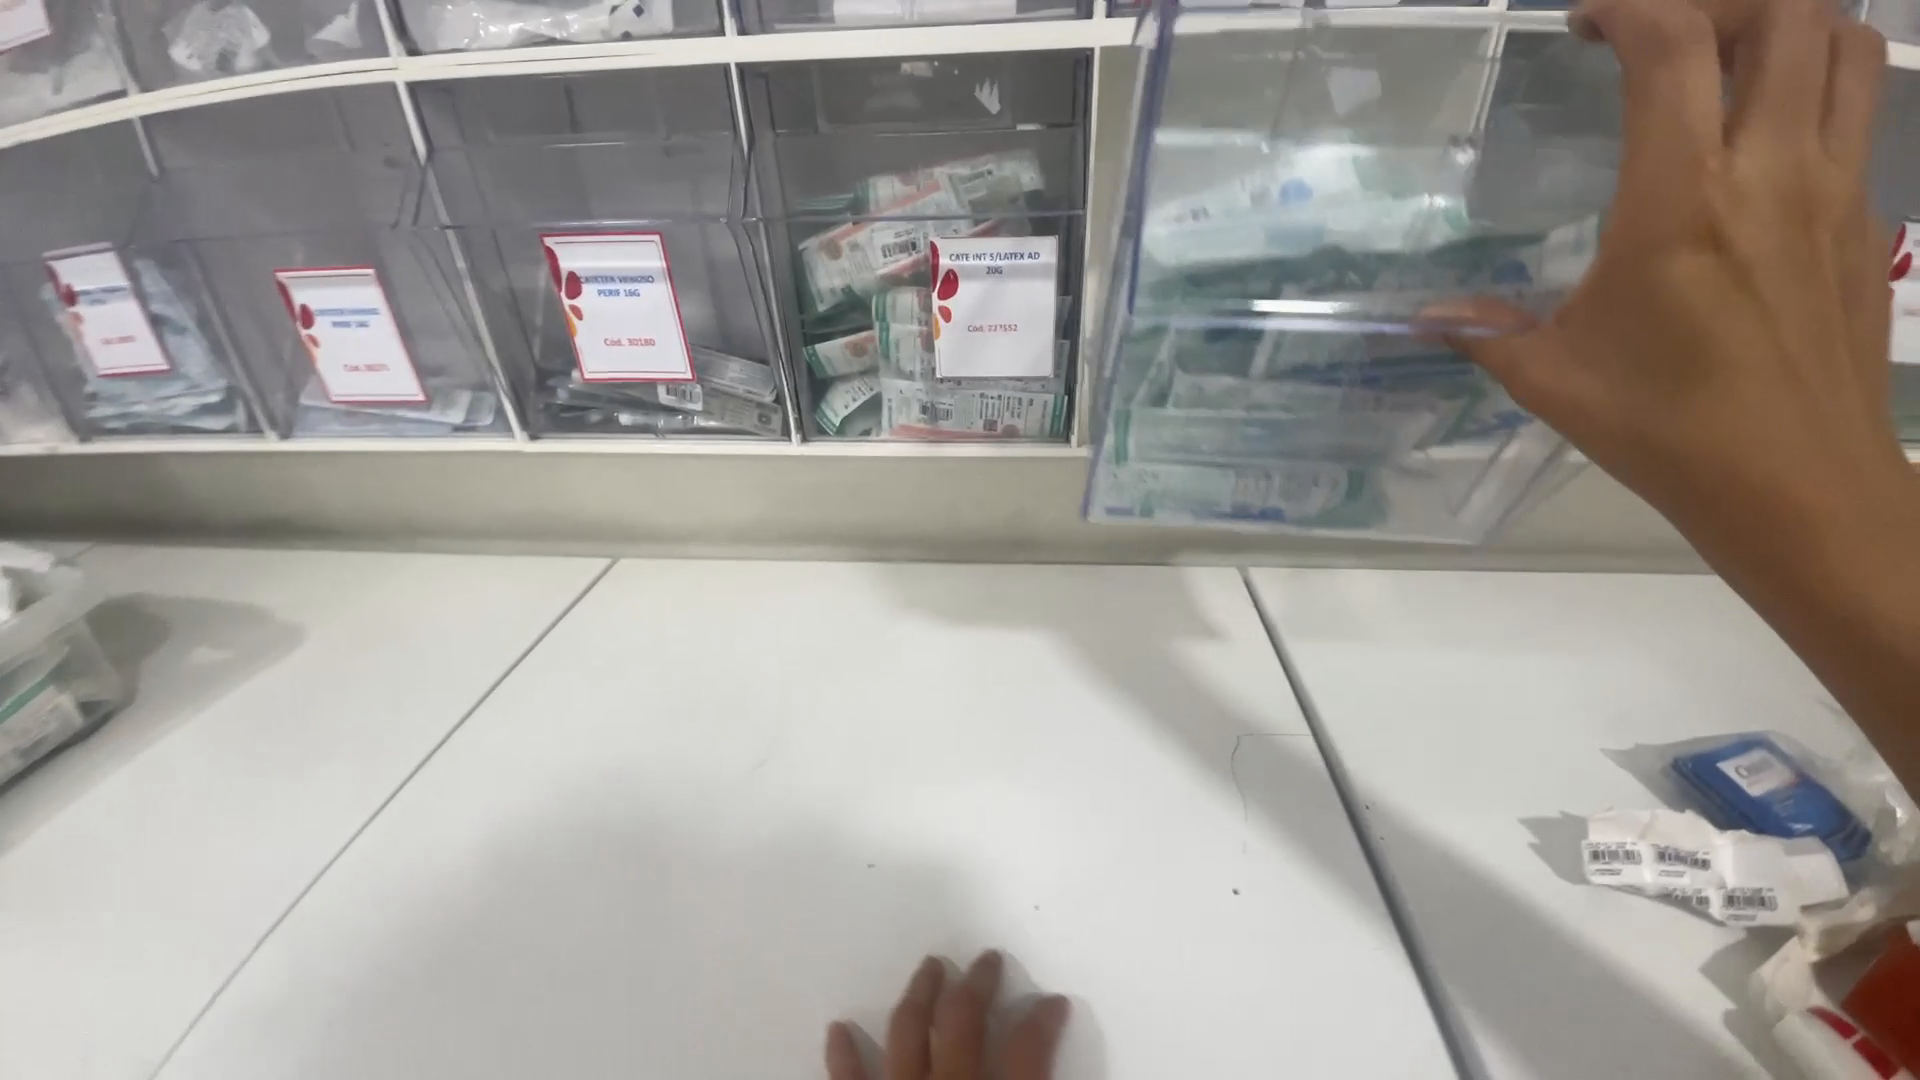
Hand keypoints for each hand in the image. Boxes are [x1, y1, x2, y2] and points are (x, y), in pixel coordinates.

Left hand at [824, 951, 1071, 1079]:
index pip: (1029, 1050)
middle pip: (962, 1023)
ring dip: (919, 996)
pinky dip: (842, 1057)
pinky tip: (838, 1029)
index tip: (1055, 1000)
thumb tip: (1050, 1056)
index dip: (1044, 1021)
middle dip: (977, 985)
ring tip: (930, 966)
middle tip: (988, 958)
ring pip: (907, 1034)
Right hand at [1446, 0, 1915, 560]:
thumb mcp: (1547, 377)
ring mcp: (1834, 189)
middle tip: (1650, 32)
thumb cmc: (1657, 424)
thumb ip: (1483, 330)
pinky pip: (1858, 110)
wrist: (1791, 478)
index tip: (1583, 20)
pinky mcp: (1864, 220)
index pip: (1676, 53)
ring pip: (1846, 49)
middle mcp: (1769, 173)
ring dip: (1782, 26)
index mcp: (1679, 203)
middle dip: (1716, 1)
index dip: (1632, 9)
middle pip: (1787, 17)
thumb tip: (1423, 315)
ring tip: (1714, 56)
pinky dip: (1813, 84)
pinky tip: (1755, 133)